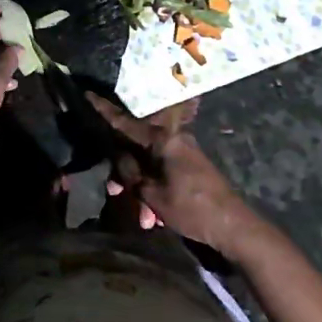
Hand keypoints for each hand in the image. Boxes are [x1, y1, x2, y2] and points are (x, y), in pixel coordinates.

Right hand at [86, 92, 260, 256]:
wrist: (233, 226)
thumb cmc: (191, 207)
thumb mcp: (152, 194)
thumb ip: (130, 173)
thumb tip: (119, 159)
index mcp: (162, 138)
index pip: (125, 122)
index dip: (104, 111)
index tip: (88, 95)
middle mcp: (173, 138)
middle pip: (136, 148)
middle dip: (124, 172)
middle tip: (113, 192)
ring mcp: (183, 152)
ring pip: (149, 164)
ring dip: (141, 189)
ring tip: (144, 219)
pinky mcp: (190, 166)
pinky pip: (162, 172)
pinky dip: (155, 191)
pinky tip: (156, 218)